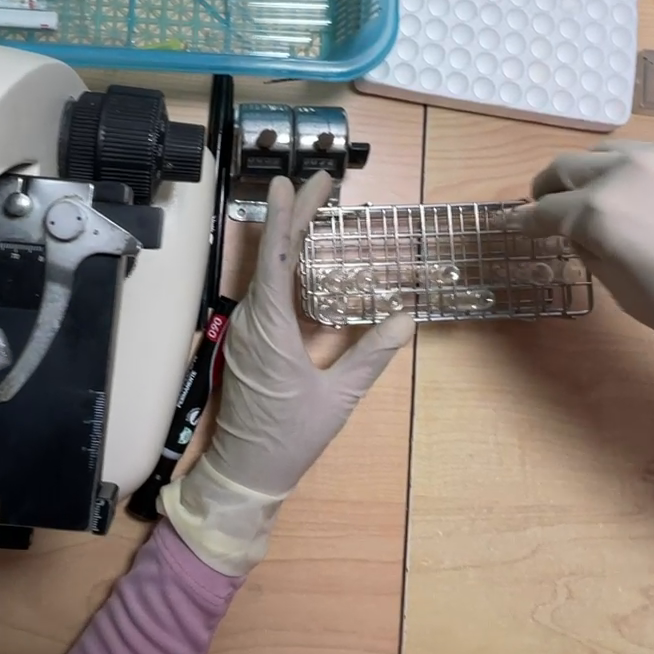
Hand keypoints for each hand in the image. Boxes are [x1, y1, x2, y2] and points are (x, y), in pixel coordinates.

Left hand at [162, 172, 412, 574]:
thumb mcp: (337, 398)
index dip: (285, 217)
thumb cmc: (290, 437)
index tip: (291, 183)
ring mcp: (249, 329)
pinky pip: (269, 293)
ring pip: (268, 271)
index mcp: (270, 328)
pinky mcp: (252, 339)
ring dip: (291, 238)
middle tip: (322, 183)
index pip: (276, 260)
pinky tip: (308, 260)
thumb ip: (371, 356)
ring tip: (317, 209)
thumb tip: (406, 319)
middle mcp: (253, 320)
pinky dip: (289, 268)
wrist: (246, 471)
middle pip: (273, 256)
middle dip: (295, 215)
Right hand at [517, 141, 653, 497]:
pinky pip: (648, 155)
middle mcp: (626, 171)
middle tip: (546, 209)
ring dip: (589, 173)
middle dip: (549, 188)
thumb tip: (582, 235)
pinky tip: (643, 198)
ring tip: (593, 200)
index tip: (518, 228)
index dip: (526, 222)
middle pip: (567, 167)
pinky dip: (629, 171)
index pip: (544, 210)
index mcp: (599, 211)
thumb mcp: (630, 296)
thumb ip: (596, 254)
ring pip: (607, 152)